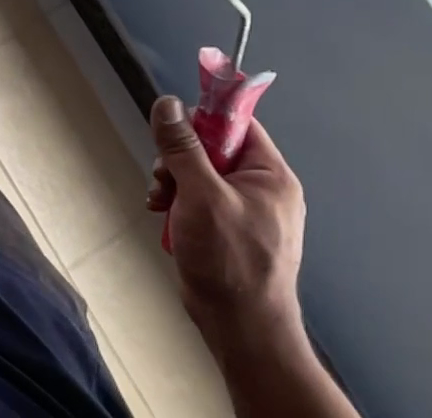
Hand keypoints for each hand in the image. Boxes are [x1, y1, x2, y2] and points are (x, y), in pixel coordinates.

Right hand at [147, 95, 306, 351]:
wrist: (240, 327)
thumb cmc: (229, 258)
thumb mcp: (201, 194)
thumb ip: (182, 146)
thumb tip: (167, 103)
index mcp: (270, 176)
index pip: (237, 125)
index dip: (203, 119)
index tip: (173, 128)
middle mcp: (261, 189)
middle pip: (211, 148)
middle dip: (179, 159)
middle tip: (164, 177)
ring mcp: (243, 210)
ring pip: (198, 174)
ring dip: (172, 182)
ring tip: (161, 203)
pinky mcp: (226, 229)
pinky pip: (197, 199)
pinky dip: (177, 203)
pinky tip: (164, 216)